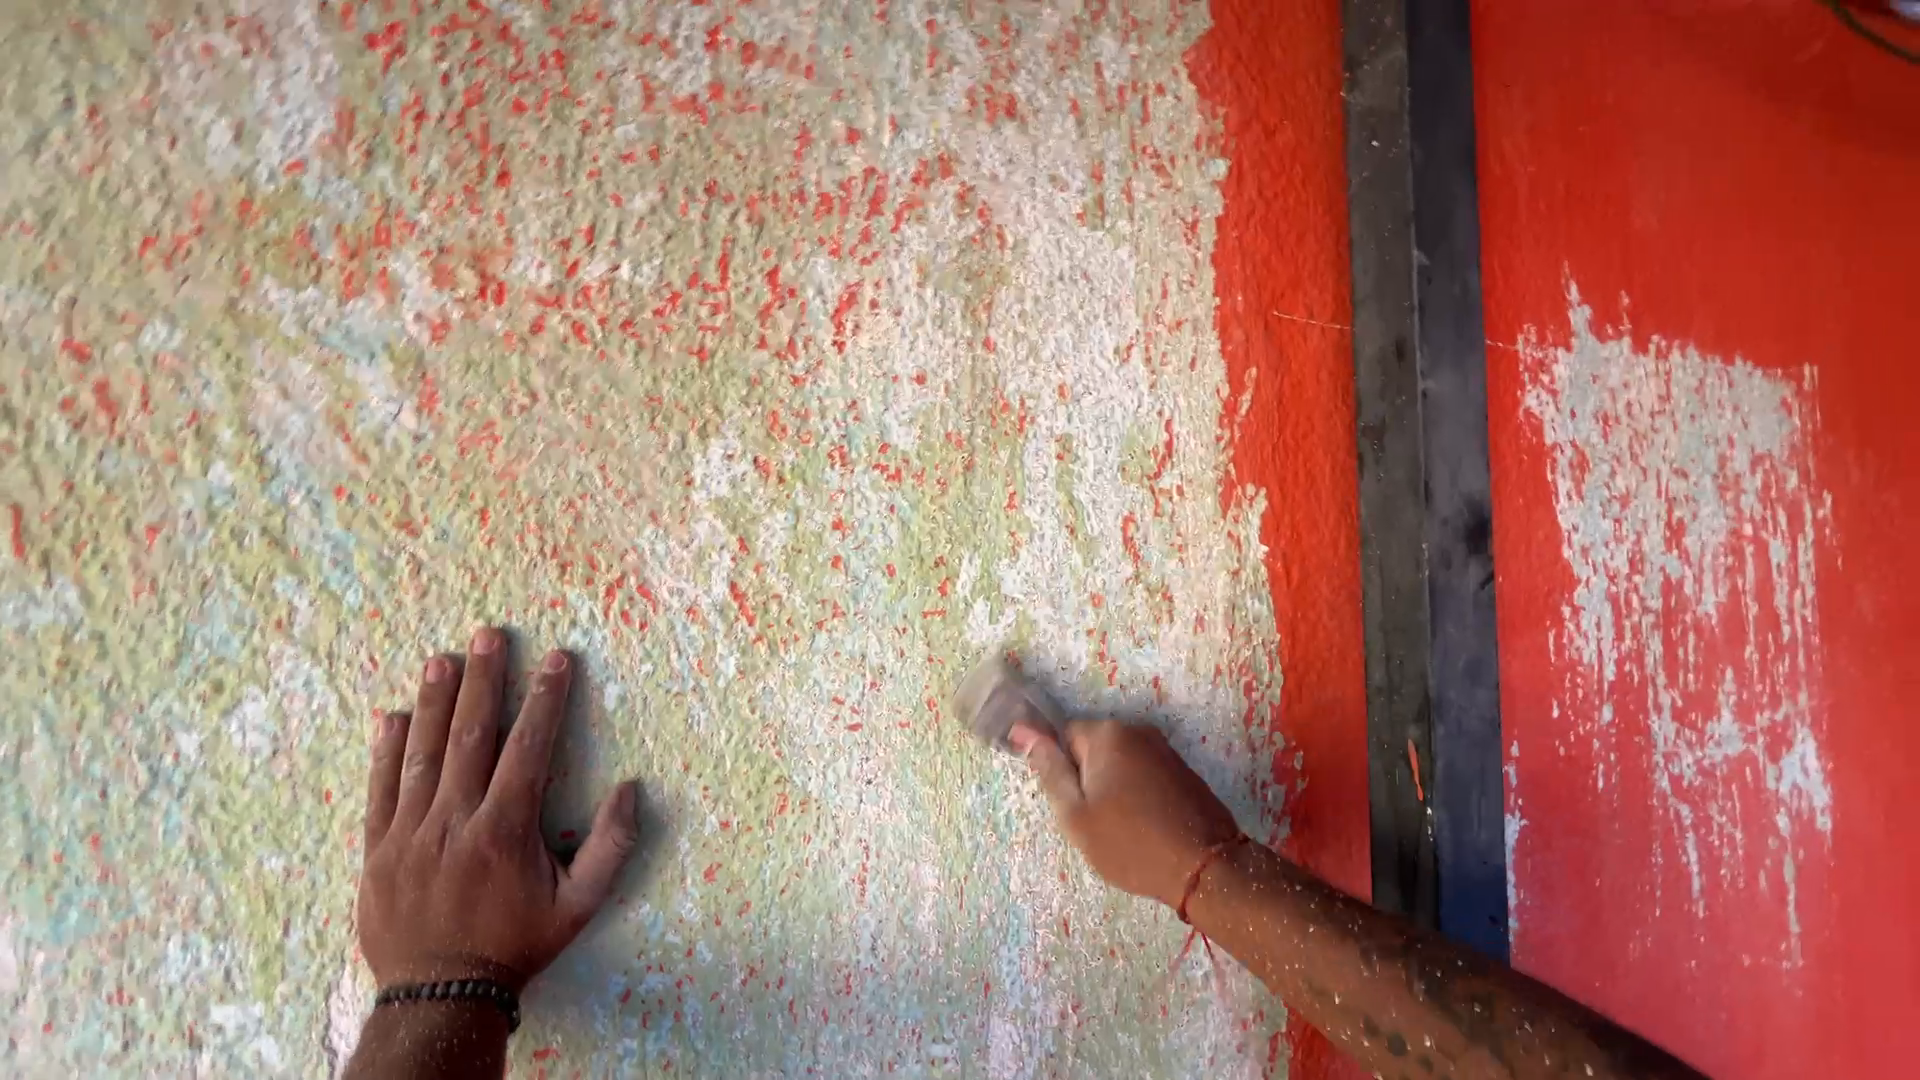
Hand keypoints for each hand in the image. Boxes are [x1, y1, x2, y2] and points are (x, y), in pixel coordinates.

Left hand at [358, 627, 639, 991]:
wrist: (440, 997)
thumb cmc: (520, 943)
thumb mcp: (582, 903)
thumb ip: (612, 846)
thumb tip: (631, 788)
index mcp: (504, 830)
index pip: (528, 747)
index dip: (545, 699)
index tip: (556, 659)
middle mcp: (454, 823)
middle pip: (469, 737)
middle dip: (483, 681)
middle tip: (488, 635)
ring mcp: (409, 835)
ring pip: (422, 755)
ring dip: (433, 702)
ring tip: (441, 659)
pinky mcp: (377, 852)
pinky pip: (381, 791)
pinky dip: (386, 750)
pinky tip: (391, 716)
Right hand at [1011, 718, 1240, 908]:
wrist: (1205, 868)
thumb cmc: (1130, 844)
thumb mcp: (1076, 815)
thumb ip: (1049, 771)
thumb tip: (1026, 734)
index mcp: (1107, 735)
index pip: (1064, 735)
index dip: (1060, 769)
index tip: (1070, 803)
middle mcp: (1136, 731)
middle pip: (1093, 747)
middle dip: (1087, 777)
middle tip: (1092, 821)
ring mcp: (1163, 749)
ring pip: (1119, 762)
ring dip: (1112, 786)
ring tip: (1119, 828)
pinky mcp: (1182, 769)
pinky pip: (1143, 772)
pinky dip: (1136, 793)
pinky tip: (1142, 825)